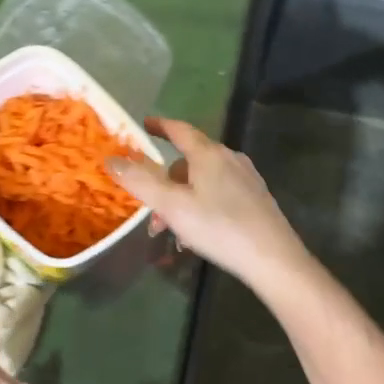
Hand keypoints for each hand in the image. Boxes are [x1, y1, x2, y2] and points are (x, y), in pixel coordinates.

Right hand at [107, 117, 309, 291]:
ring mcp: (246, 179)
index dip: (160, 126)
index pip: (179, 130)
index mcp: (208, 154)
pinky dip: (201, 206)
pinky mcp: (256, 199)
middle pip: (190, 160)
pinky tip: (198, 235)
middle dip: (166, 181)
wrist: (272, 258)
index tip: (145, 125)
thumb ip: (140, 181)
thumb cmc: (218, 227)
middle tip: (151, 208)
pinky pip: (219, 194)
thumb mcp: (171, 206)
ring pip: (204, 180)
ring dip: (182, 199)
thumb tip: (112, 159)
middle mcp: (230, 159)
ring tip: (173, 230)